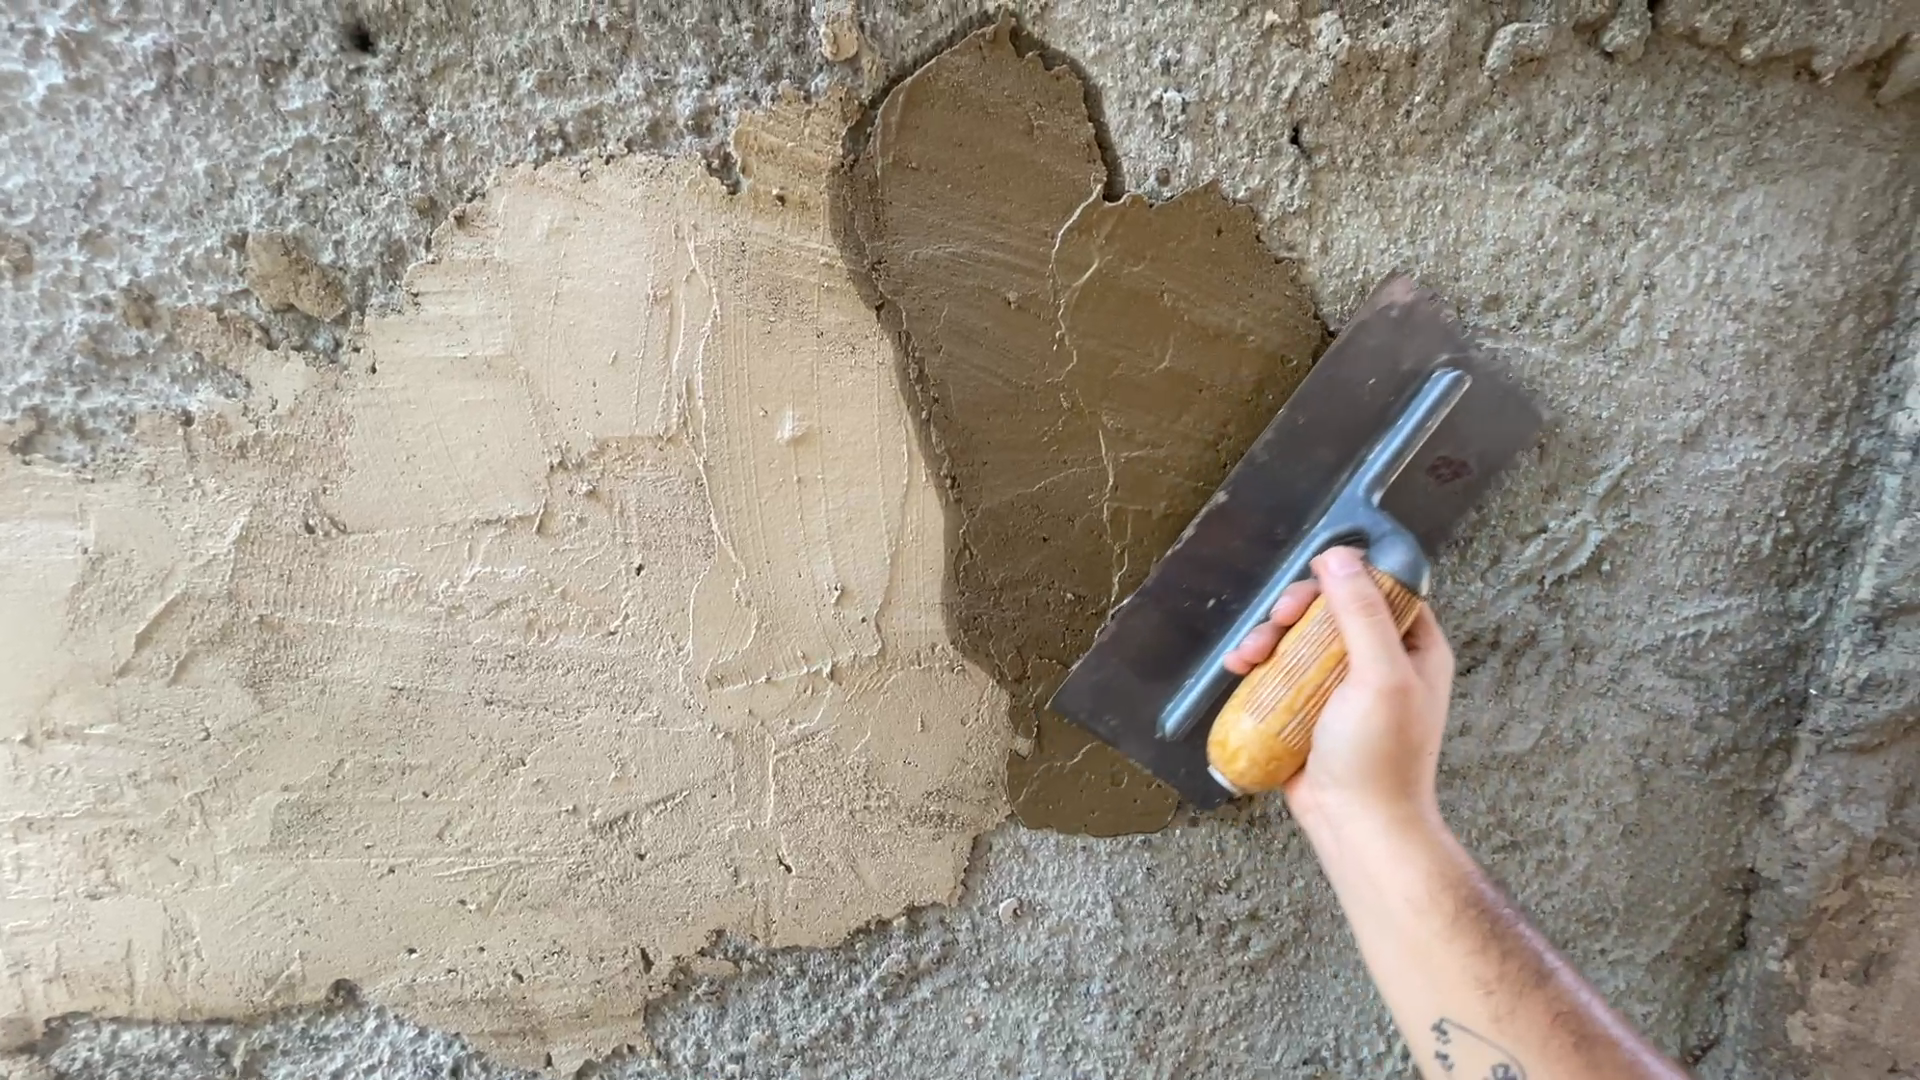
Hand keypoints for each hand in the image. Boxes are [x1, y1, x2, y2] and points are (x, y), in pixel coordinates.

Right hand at [1222, 545, 1454, 832]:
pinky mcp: (1307, 704)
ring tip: (1248, 656)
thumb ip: (1361, 614)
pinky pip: (1279, 668)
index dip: (1343, 580)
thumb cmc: (1380, 757)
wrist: (1354, 824)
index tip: (1312, 585)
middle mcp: (1378, 660)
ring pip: (1297, 637)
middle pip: (1329, 610)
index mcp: (1412, 648)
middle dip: (1294, 611)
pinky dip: (1257, 663)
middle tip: (1277, 623)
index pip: (1380, 591)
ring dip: (1267, 637)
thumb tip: (1339, 556)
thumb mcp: (1379, 677)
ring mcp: (1340, 684)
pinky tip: (1239, 669)